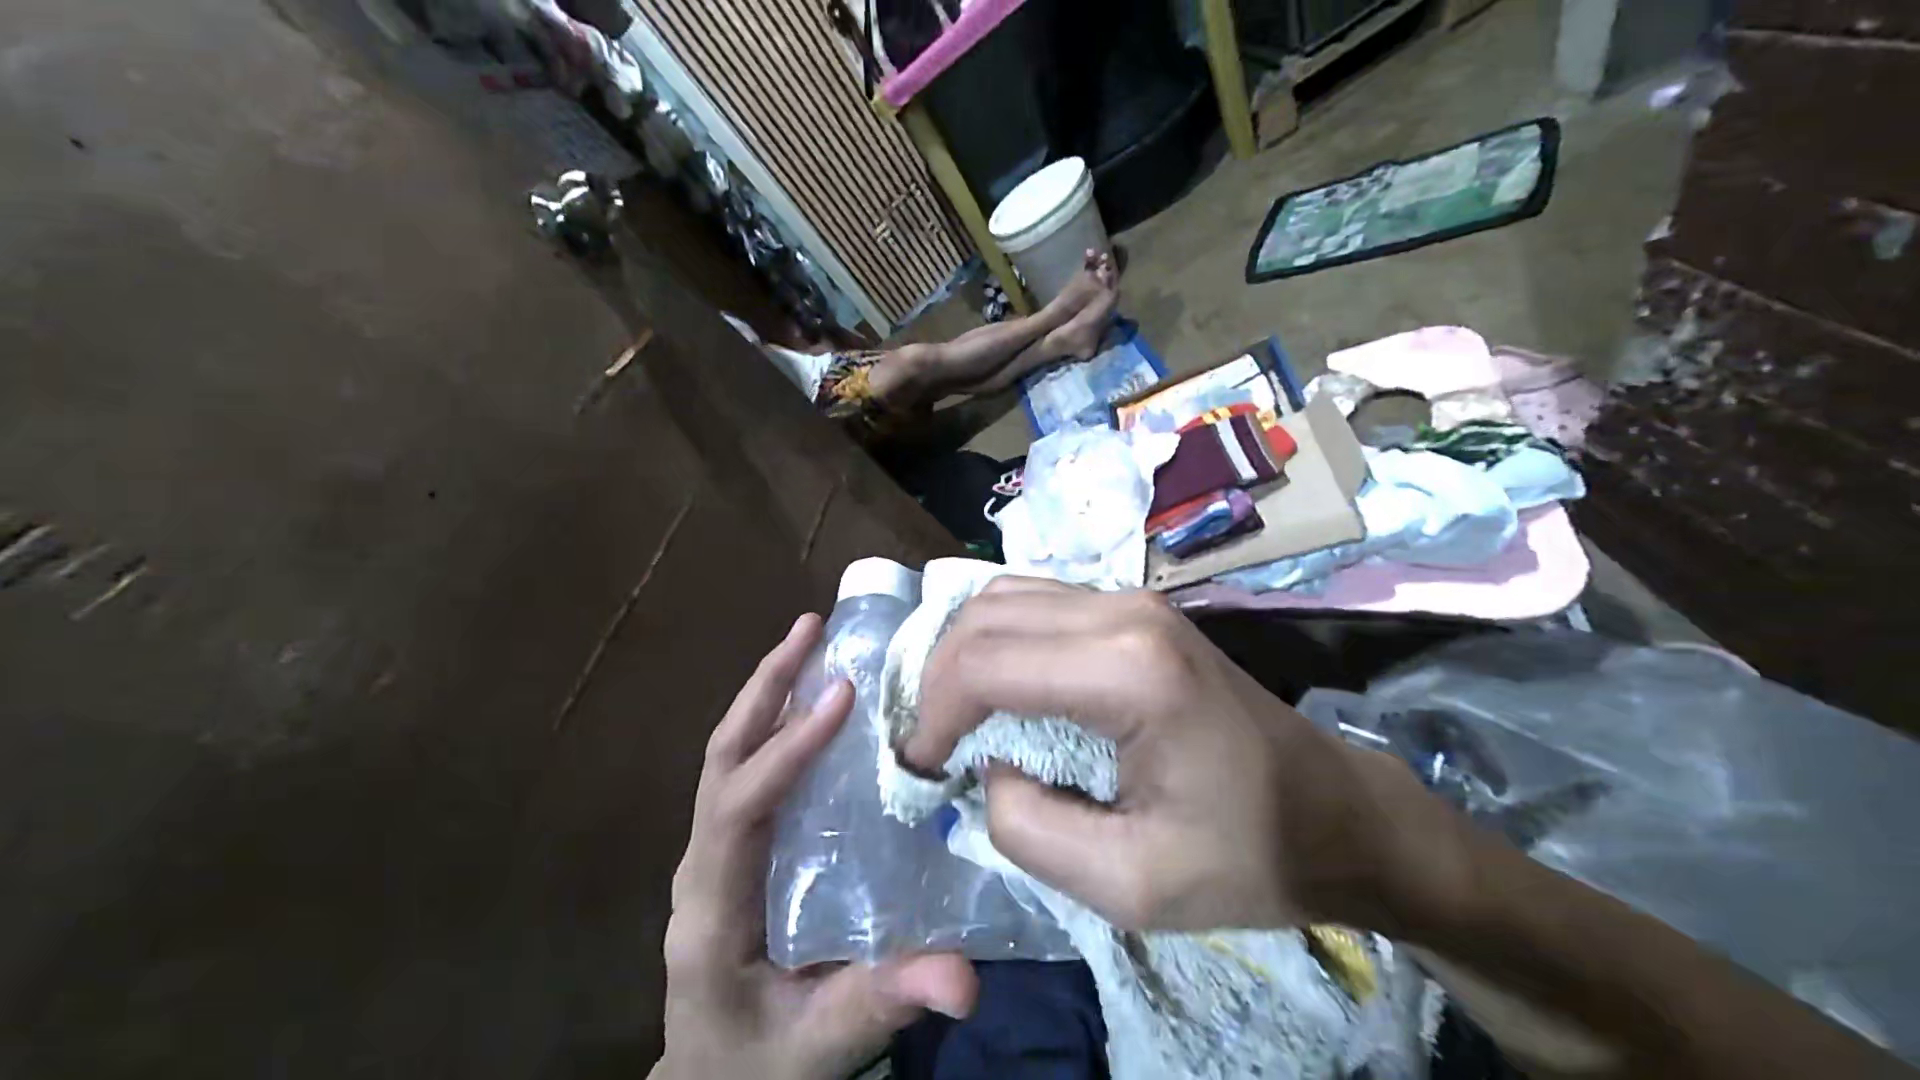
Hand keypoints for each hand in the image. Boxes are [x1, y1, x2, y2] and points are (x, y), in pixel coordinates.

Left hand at [655, 614, 977, 1079]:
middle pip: (723, 757)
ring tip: (811, 641)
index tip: (841, 696)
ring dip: (768, 692)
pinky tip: (814, 700)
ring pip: (730, 754)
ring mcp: (712, 851)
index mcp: (714, 906)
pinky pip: (749, 770)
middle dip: (764, 687)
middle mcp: (703, 864)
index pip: (740, 806)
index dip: (787, 748)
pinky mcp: (733, 847)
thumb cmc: (762, 1060)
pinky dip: (776, 723)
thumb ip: (885, 1002)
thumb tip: (964, 978)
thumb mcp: (823, 1043)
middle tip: (809, 629)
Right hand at [901, 578, 1466, 934]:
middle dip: (936, 679)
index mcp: (1129, 672)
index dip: (934, 713)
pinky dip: (996, 638)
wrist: (1336, 812)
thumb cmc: (1245, 855)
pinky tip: (995, 685)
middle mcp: (1125, 612)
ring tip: (953, 716)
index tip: (920, 769)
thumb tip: (988, 770)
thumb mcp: (1129, 883)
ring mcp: (1133, 600)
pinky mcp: (1136, 608)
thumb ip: (1030, 830)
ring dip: (962, 653)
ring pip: (1005, 597)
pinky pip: (1037, 602)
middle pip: (985, 616)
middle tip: (929, 744)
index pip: (985, 663)